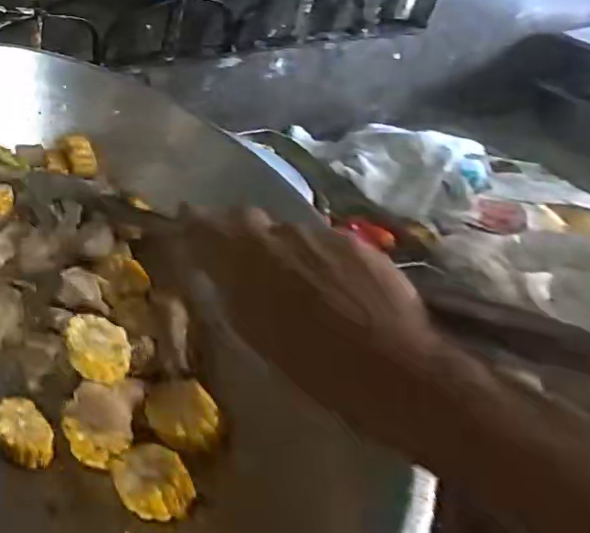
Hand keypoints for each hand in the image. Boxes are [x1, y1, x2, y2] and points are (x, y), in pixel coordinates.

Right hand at [183, 207, 448, 451]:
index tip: (191, 234)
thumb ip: (225, 283)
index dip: (192, 225)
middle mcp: (268, 231)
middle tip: (252, 261)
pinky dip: (328, 259)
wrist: (399, 373)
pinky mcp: (358, 245)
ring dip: (289, 248)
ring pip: (289, 231)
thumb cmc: (308, 358)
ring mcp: (315, 234)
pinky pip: (330, 244)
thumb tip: (212, 267)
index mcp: (231, 250)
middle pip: (243, 217)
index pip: (195, 218)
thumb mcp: (246, 322)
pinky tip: (344, 288)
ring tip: (306, 280)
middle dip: (243, 232)